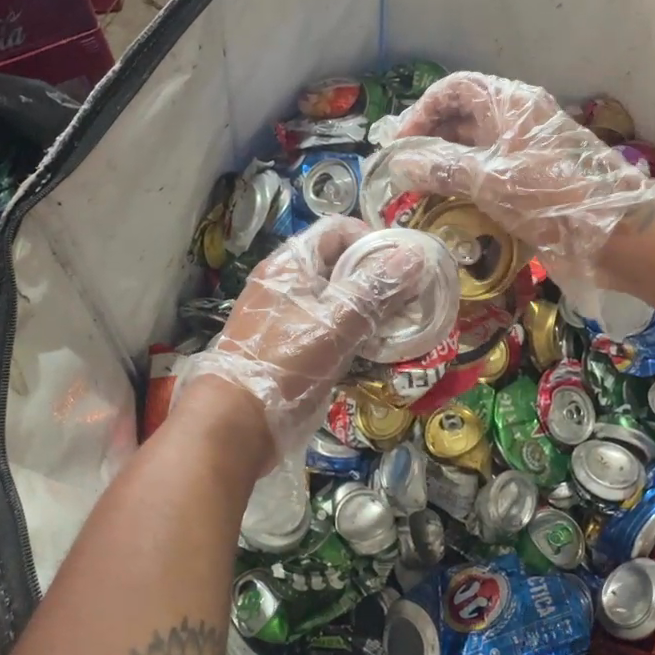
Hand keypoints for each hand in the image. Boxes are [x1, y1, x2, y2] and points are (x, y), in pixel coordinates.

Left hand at [174, 216, 425, 461]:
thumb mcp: (336, 321)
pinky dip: (355, 335)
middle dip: (378, 279)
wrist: (238, 424)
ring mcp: (287, 317)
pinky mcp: (291, 348)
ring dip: (370, 310)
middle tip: (411, 298)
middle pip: (340, 265)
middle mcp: (287, 283)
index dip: (374, 239)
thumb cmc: (286, 362)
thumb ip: (376, 288)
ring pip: (338, 300)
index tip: (404, 264)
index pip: (338, 230)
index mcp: (291, 264)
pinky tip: (377, 352)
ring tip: (401, 326)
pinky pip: (331, 329)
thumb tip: (416, 256)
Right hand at [390, 71, 654, 302]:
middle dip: (430, 142)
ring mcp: (524, 154)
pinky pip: (488, 177)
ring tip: (418, 195)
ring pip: (473, 151)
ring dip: (444, 169)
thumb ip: (442, 168)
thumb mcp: (490, 179)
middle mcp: (515, 122)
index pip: (455, 90)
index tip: (402, 144)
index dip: (424, 110)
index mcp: (509, 105)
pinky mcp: (531, 184)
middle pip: (461, 120)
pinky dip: (465, 189)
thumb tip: (400, 163)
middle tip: (404, 174)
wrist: (614, 235)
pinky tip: (448, 210)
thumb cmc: (552, 197)